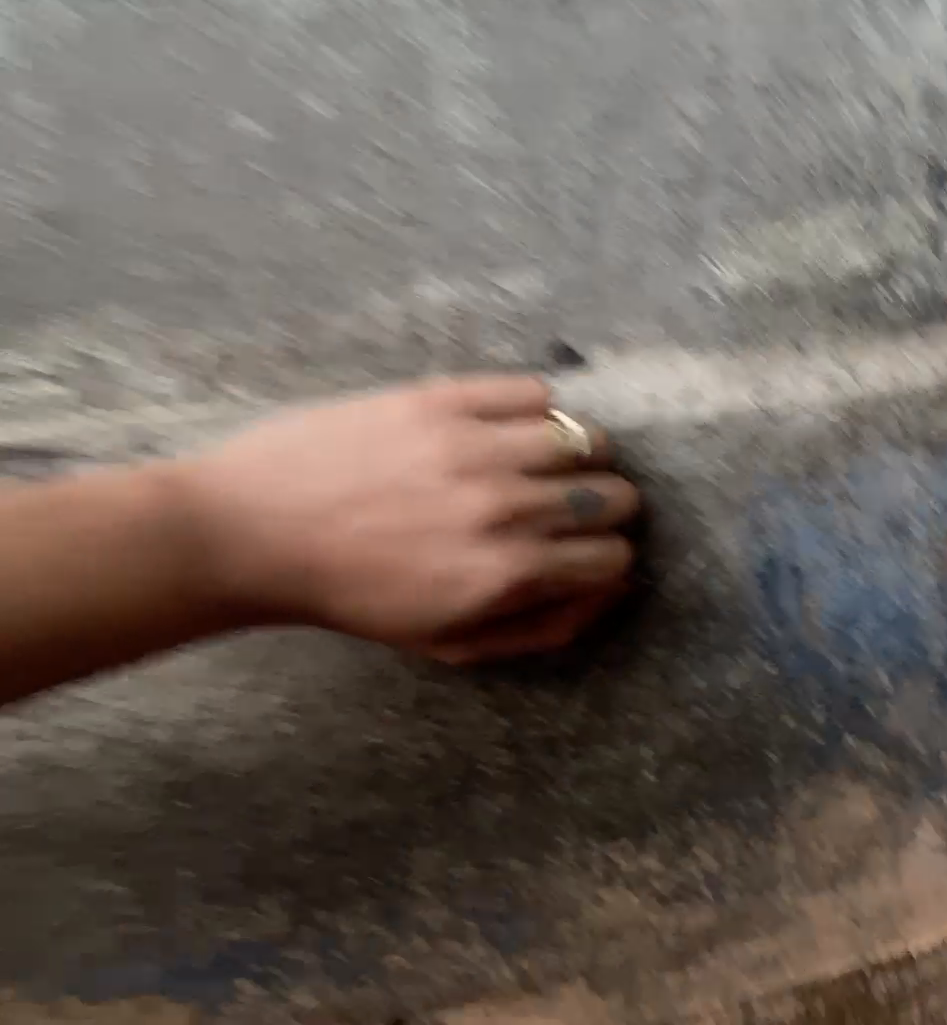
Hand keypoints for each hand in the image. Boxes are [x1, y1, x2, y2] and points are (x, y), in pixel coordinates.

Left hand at [175, 375, 639, 662]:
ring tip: (547, 461)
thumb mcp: (453, 641)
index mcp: (510, 575)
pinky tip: (511, 428)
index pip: (615, 555)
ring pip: (589, 440)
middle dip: (604, 507)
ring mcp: (479, 448)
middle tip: (569, 506)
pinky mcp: (445, 400)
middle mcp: (508, 510)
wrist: (242, 533)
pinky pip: (537, 392)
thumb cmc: (355, 596)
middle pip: (617, 496)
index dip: (607, 555)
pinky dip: (539, 410)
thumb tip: (618, 588)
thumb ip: (548, 626)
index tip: (584, 548)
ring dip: (579, 456)